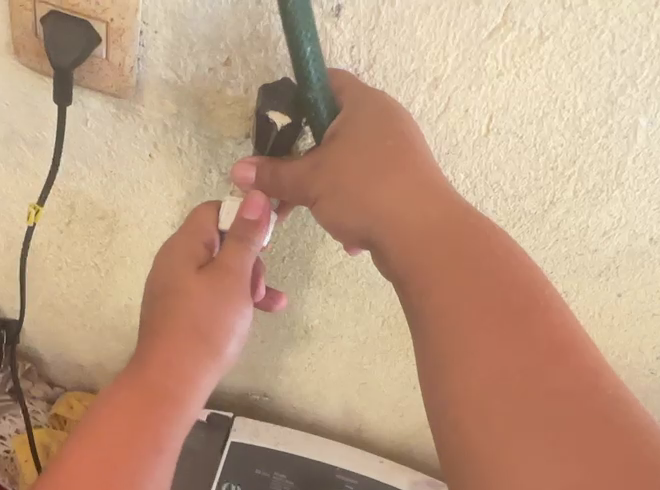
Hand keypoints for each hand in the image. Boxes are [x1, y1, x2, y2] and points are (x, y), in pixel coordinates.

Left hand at [129, 191, 285, 390]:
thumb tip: (255, 196)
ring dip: (247, 282)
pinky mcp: (180, 314)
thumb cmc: (206, 326)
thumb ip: (245, 237)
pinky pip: (211, 296)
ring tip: (266, 302)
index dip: (243, 219)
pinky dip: (234, 300)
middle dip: (247, 257)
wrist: (172, 381)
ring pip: (218, 273)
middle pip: (217, 242)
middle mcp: (174, 262)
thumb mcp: (233, 277)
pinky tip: (261, 313)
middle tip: (258, 283)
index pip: (213, 211)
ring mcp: (175, 290)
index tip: (265, 240)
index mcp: (183, 246)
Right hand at [230, 70, 456, 258]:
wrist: (422, 235)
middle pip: (334, 130)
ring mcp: (398, 154)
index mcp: (364, 104)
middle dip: (305, 159)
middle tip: (282, 180)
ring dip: (326, 191)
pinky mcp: (405, 186)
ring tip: (308, 213)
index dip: (298, 98)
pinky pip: (368, 191)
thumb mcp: (309, 182)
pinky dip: (353, 210)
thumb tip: (238, 170)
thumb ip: (274, 174)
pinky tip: (348, 237)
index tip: (276, 126)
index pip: (326, 82)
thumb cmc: (364, 191)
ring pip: (349, 166)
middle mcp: (385, 121)